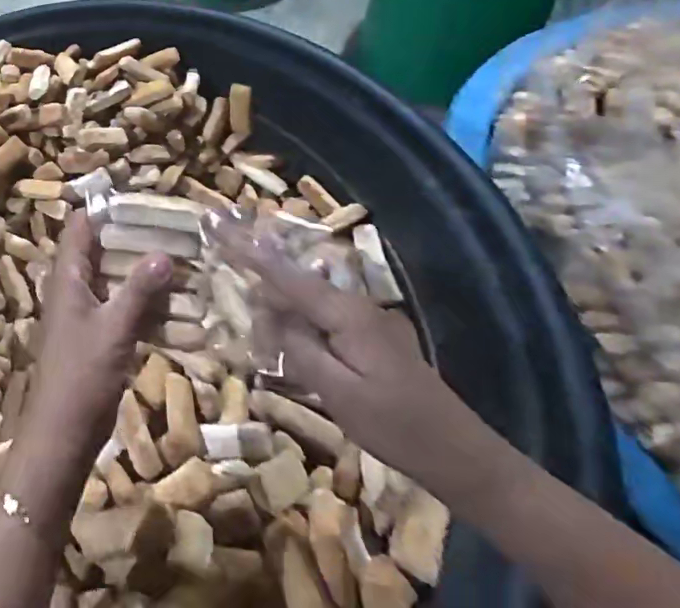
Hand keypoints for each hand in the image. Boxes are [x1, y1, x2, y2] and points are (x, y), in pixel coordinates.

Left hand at [24, 213, 172, 443]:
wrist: (63, 434)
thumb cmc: (81, 376)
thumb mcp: (114, 329)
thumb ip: (139, 291)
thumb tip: (164, 253)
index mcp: (67, 277)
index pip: (81, 227)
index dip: (106, 210)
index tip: (142, 201)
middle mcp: (74, 288)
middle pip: (101, 250)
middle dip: (133, 238)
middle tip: (172, 227)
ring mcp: (85, 313)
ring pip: (114, 279)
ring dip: (142, 270)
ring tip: (180, 256)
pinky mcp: (98, 336)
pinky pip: (122, 306)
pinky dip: (144, 300)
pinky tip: (175, 299)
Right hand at [234, 237, 457, 474]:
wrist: (460, 453)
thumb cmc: (396, 426)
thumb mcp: (338, 393)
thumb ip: (299, 348)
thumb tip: (269, 314)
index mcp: (346, 313)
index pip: (287, 276)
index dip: (250, 252)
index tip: (219, 226)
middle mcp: (355, 306)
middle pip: (296, 285)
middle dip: (262, 287)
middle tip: (239, 302)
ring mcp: (366, 320)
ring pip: (309, 304)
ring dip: (281, 311)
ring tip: (261, 334)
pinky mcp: (370, 338)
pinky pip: (324, 320)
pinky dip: (300, 326)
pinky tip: (291, 346)